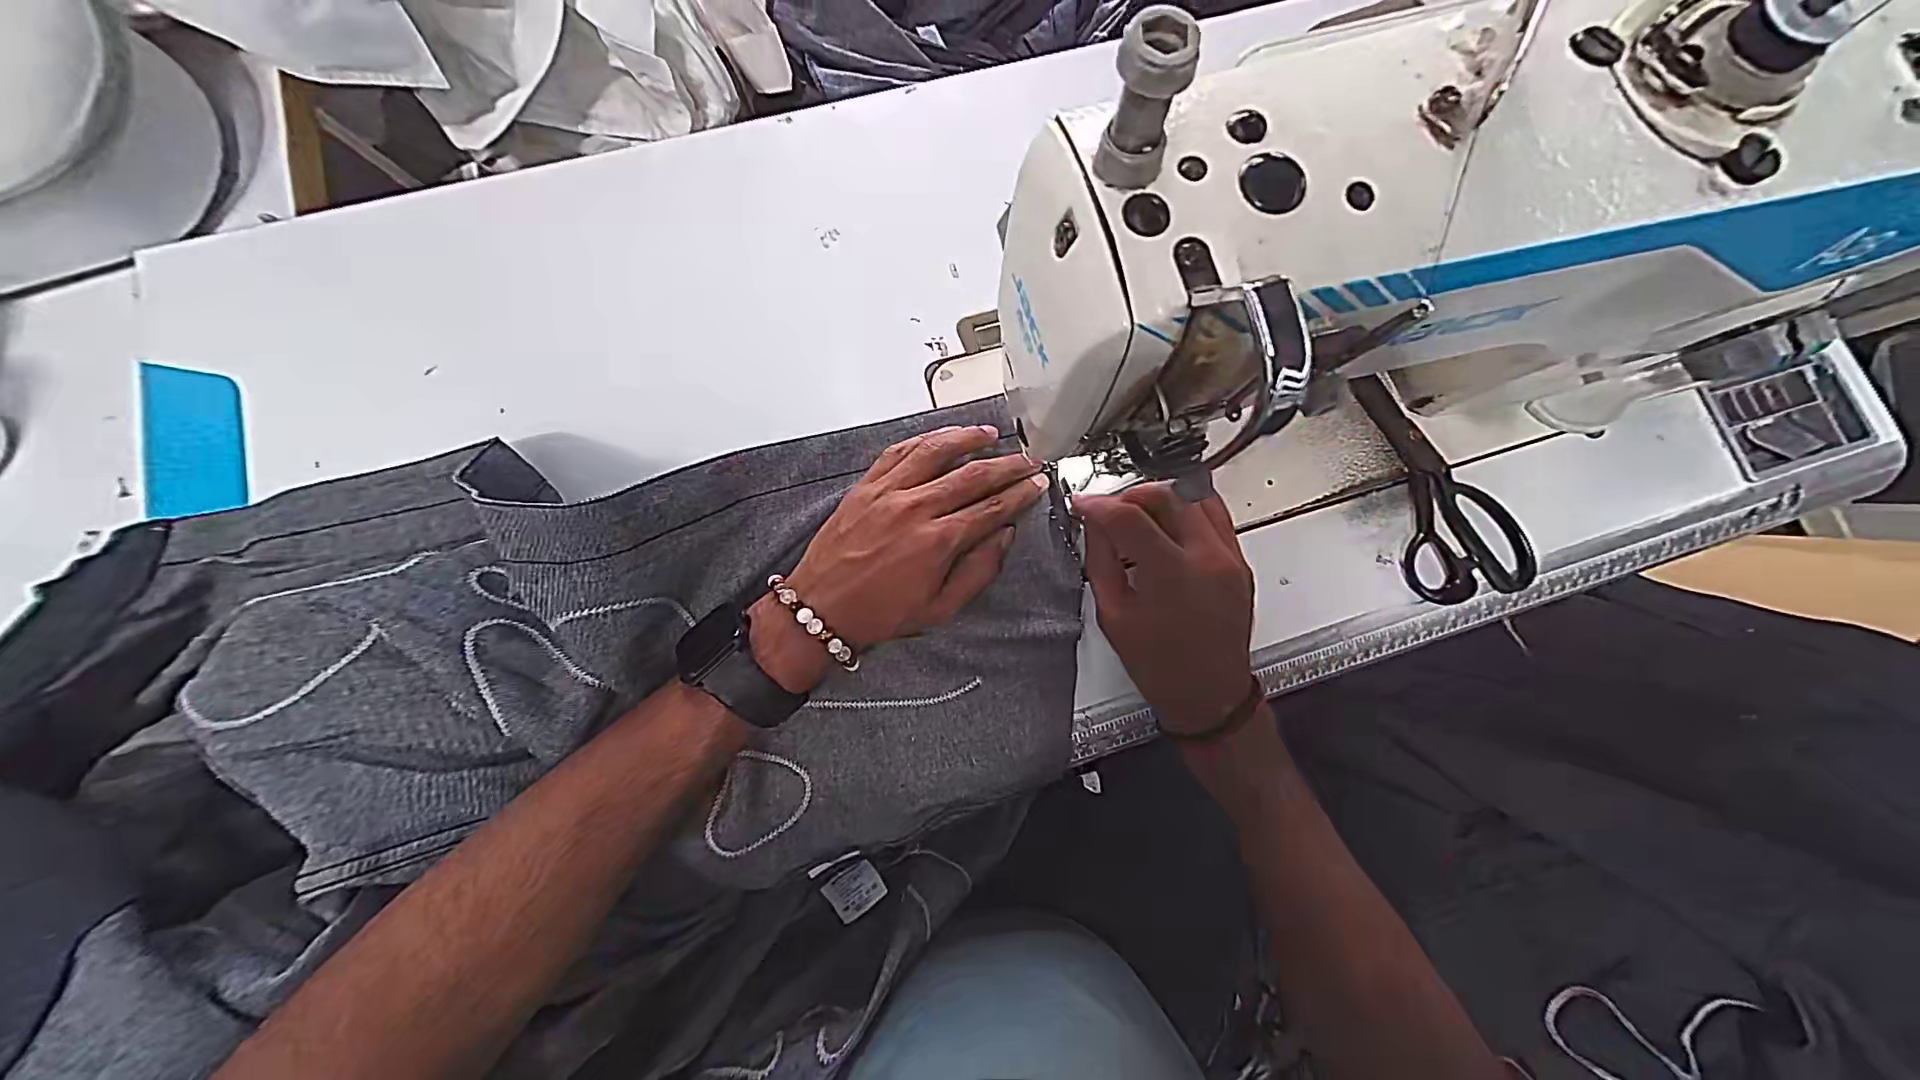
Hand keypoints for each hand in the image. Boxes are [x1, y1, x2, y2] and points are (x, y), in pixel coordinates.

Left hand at [752, 425, 1048, 690]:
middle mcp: (914, 510)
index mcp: (936, 542)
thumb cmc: (876, 613)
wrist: (822, 610)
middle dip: (1006, 464)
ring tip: (989, 434)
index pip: (991, 506)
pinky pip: (899, 452)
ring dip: (968, 438)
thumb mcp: (939, 608)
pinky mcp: (865, 488)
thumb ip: (978, 571)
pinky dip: (924, 440)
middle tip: (1026, 460)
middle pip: (972, 474)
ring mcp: (887, 494)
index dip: (1020, 493)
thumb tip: (1004, 538)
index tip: (1035, 484)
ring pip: (936, 451)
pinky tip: (940, 437)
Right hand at [1077, 484, 1254, 735]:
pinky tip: (1168, 524)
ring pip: (1194, 496)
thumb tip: (1095, 527)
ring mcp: (1229, 558)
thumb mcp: (1113, 615)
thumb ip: (1101, 561)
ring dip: (1160, 498)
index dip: (1099, 505)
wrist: (1208, 693)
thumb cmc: (1164, 667)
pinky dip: (1188, 510)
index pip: (1129, 516)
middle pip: (1165, 495)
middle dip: (1129, 496)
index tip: (1085, 504)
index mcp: (1172, 575)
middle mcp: (1208, 559)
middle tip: (1110, 510)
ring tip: (1138, 515)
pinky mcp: (1239, 561)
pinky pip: (1215, 515)